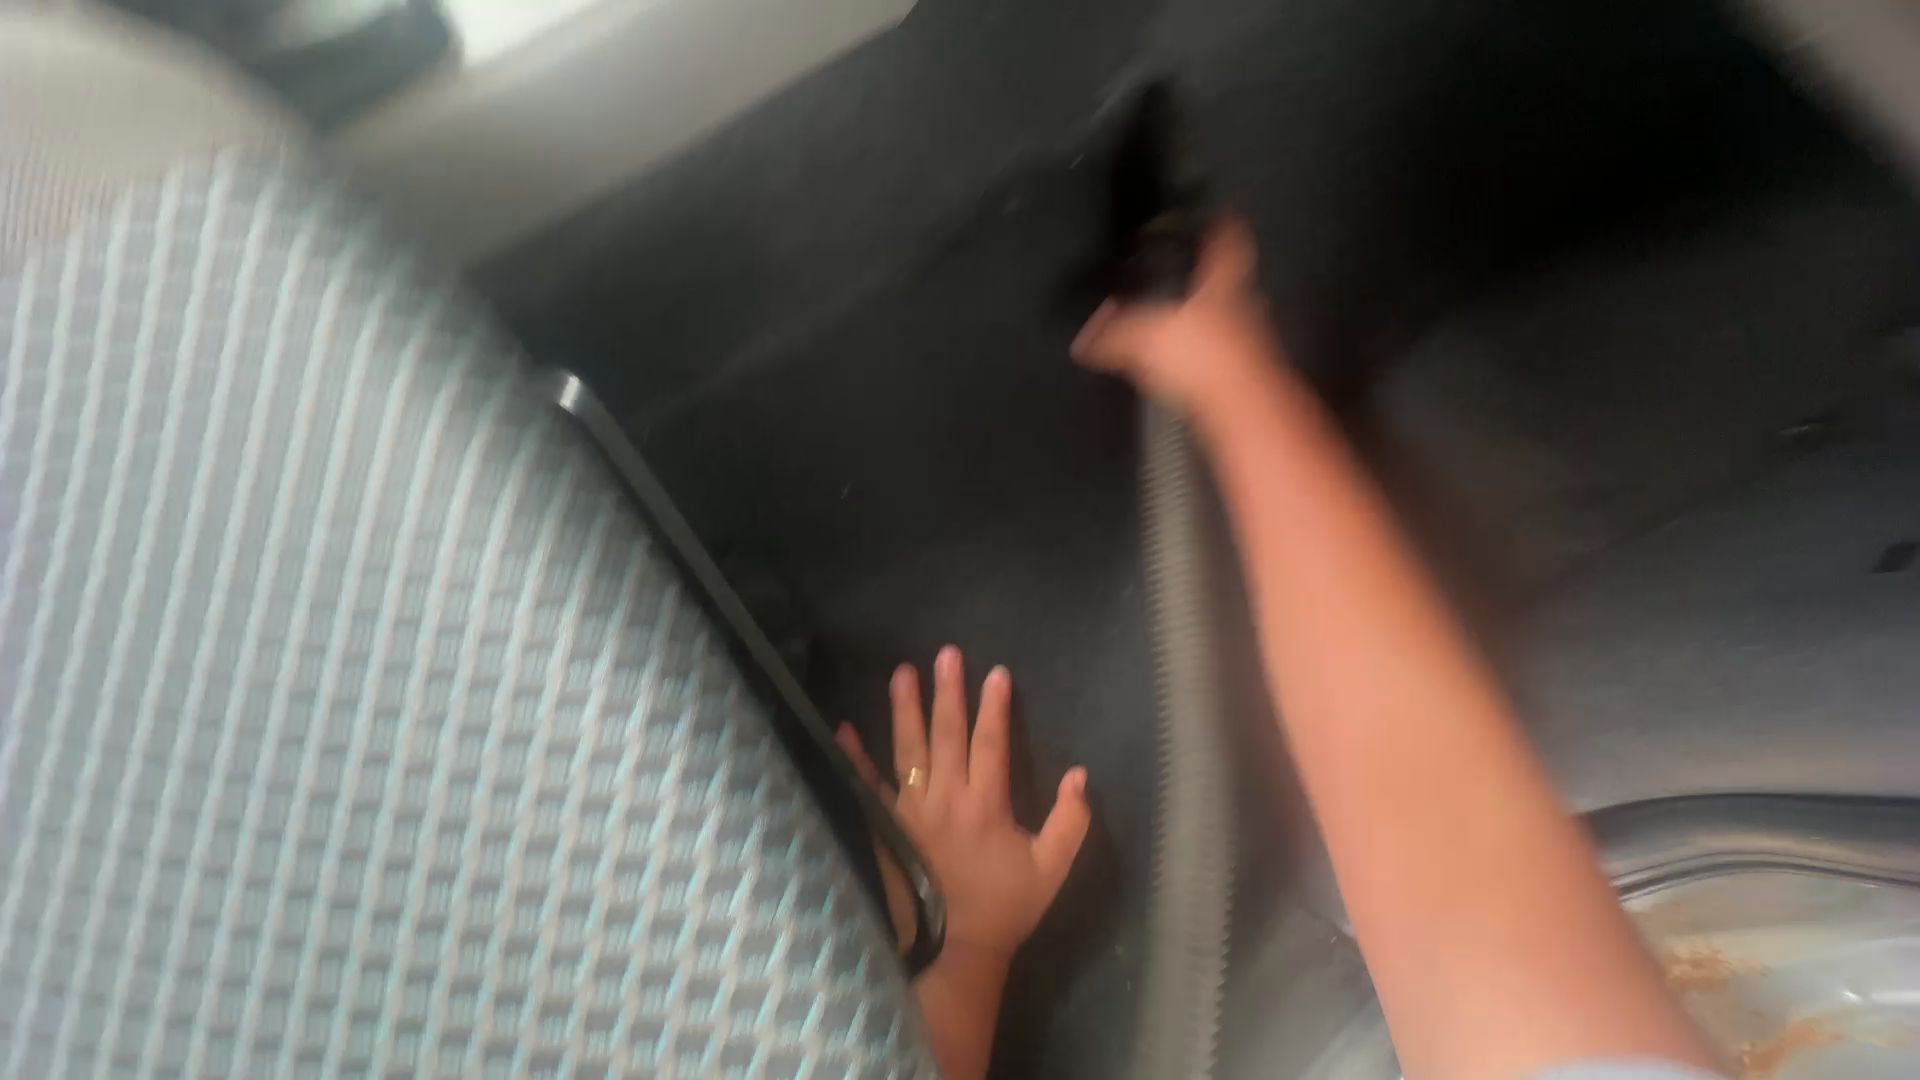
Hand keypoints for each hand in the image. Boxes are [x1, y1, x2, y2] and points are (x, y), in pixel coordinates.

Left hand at [836, 645, 1090, 963]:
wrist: (956, 951)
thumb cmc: (1005, 907)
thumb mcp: (1051, 870)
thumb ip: (1070, 822)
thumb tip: (1080, 775)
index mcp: (986, 805)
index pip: (991, 743)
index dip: (995, 707)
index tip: (997, 672)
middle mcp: (946, 799)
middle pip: (947, 735)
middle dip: (949, 692)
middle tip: (946, 654)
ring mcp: (911, 811)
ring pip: (908, 750)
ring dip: (905, 710)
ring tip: (901, 672)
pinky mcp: (886, 827)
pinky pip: (869, 787)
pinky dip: (856, 757)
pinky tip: (844, 727)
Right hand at [1071, 213, 1280, 413]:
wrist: (1243, 411)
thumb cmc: (1201, 358)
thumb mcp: (1140, 340)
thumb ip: (1110, 336)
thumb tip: (1083, 342)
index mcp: (1223, 285)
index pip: (1227, 241)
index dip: (1221, 225)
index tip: (1217, 215)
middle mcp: (1242, 308)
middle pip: (1228, 284)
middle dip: (1206, 284)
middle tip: (1185, 281)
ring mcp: (1248, 344)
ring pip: (1224, 325)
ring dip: (1203, 327)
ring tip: (1176, 331)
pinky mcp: (1242, 378)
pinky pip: (1217, 361)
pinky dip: (1201, 362)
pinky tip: (1181, 372)